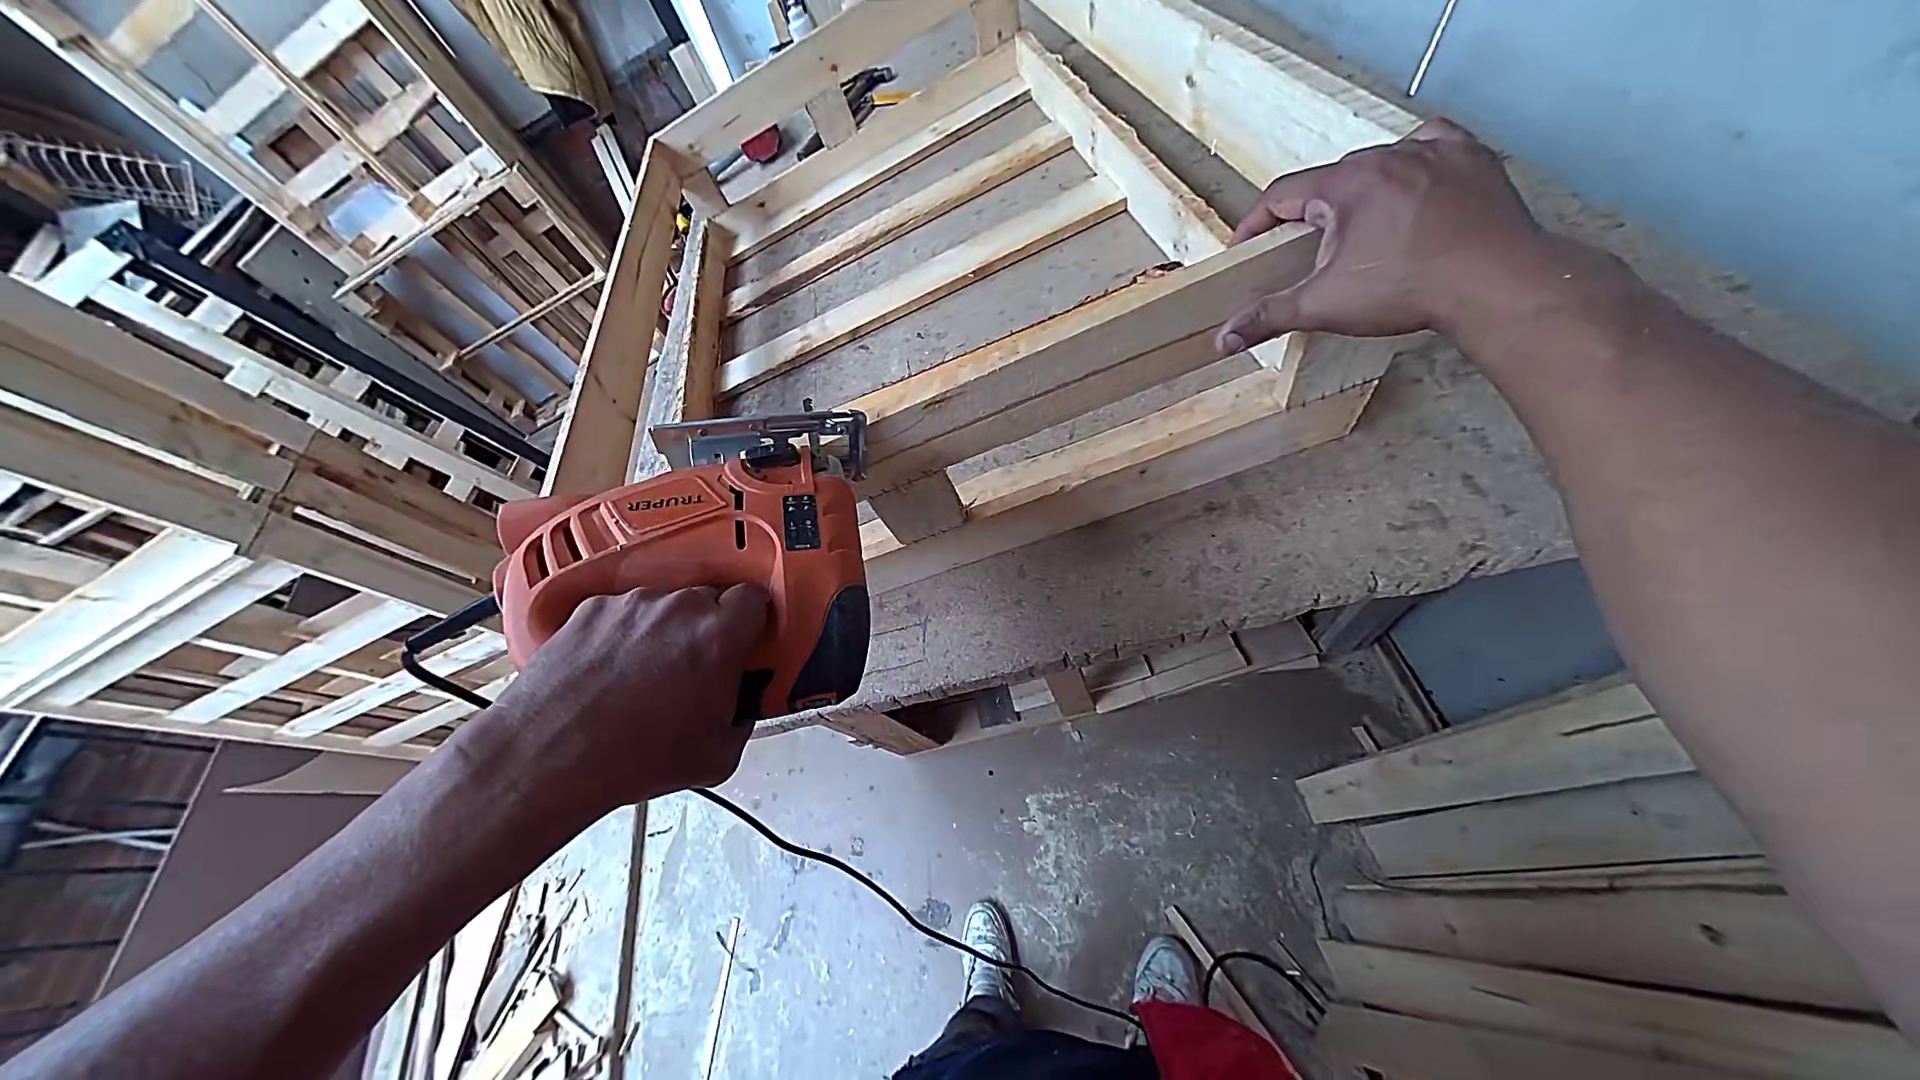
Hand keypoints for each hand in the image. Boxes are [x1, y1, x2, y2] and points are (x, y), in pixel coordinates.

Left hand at [482, 584, 768, 810]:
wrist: (549, 757)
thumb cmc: (627, 756)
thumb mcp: (718, 754)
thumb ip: (744, 720)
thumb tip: (741, 713)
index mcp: (718, 636)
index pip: (755, 598)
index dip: (753, 619)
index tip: (748, 635)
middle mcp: (677, 609)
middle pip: (711, 599)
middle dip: (711, 627)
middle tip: (700, 663)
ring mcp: (632, 605)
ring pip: (667, 604)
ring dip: (667, 629)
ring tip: (650, 673)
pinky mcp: (593, 610)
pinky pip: (625, 611)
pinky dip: (626, 632)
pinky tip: (616, 668)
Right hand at [1216, 118, 1570, 350]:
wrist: (1495, 283)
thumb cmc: (1408, 289)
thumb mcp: (1323, 306)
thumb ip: (1268, 316)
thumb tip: (1224, 338)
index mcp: (1345, 185)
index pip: (1280, 195)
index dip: (1255, 223)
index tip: (1247, 247)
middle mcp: (1388, 155)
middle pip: (1327, 181)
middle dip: (1308, 214)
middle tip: (1301, 250)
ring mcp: (1434, 152)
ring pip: (1376, 164)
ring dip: (1356, 194)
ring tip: (1355, 230)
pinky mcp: (1471, 159)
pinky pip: (1430, 147)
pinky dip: (1411, 166)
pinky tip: (1407, 188)